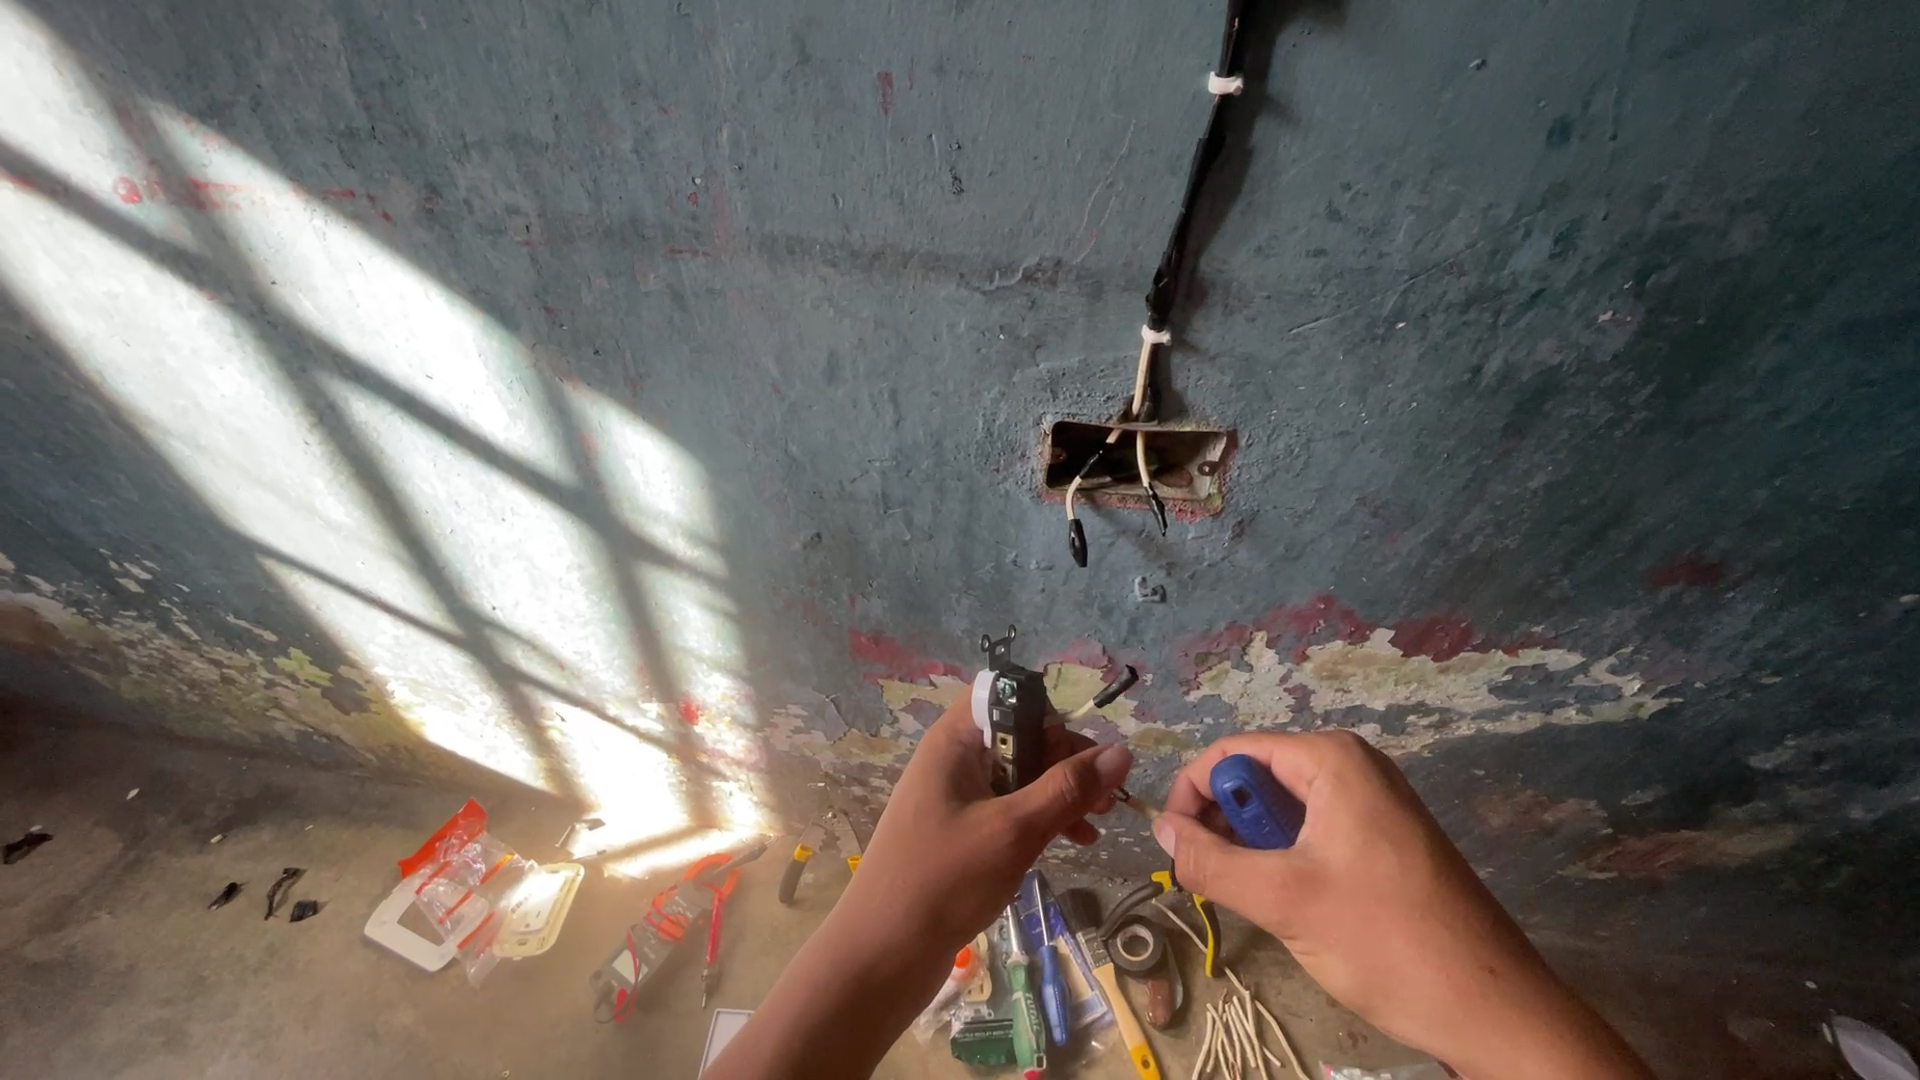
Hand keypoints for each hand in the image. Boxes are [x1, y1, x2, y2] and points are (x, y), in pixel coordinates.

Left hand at [838, 695, 1134, 957]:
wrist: (881, 956)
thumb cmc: (944, 880)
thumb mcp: (1014, 830)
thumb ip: (1067, 789)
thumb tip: (1120, 753)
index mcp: (954, 741)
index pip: (1006, 698)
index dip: (1048, 717)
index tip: (1083, 756)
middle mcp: (953, 760)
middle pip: (1018, 737)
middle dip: (1064, 761)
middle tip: (1105, 799)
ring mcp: (954, 797)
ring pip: (1018, 776)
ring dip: (1058, 793)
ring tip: (1095, 825)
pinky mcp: (960, 833)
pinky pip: (1008, 809)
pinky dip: (1040, 819)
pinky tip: (1072, 842)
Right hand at [1154, 732, 1651, 1079]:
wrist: (1498, 1013)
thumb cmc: (1385, 941)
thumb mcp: (1281, 899)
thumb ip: (1208, 860)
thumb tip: (1159, 828)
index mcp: (1330, 758)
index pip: (1231, 754)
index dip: (1193, 794)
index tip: (1175, 846)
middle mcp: (1350, 764)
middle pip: (1255, 778)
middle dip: (1225, 825)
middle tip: (1213, 879)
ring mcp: (1371, 799)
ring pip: (1280, 807)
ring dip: (1253, 847)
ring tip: (1254, 895)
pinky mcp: (1382, 834)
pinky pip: (1311, 827)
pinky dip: (1285, 857)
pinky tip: (1290, 899)